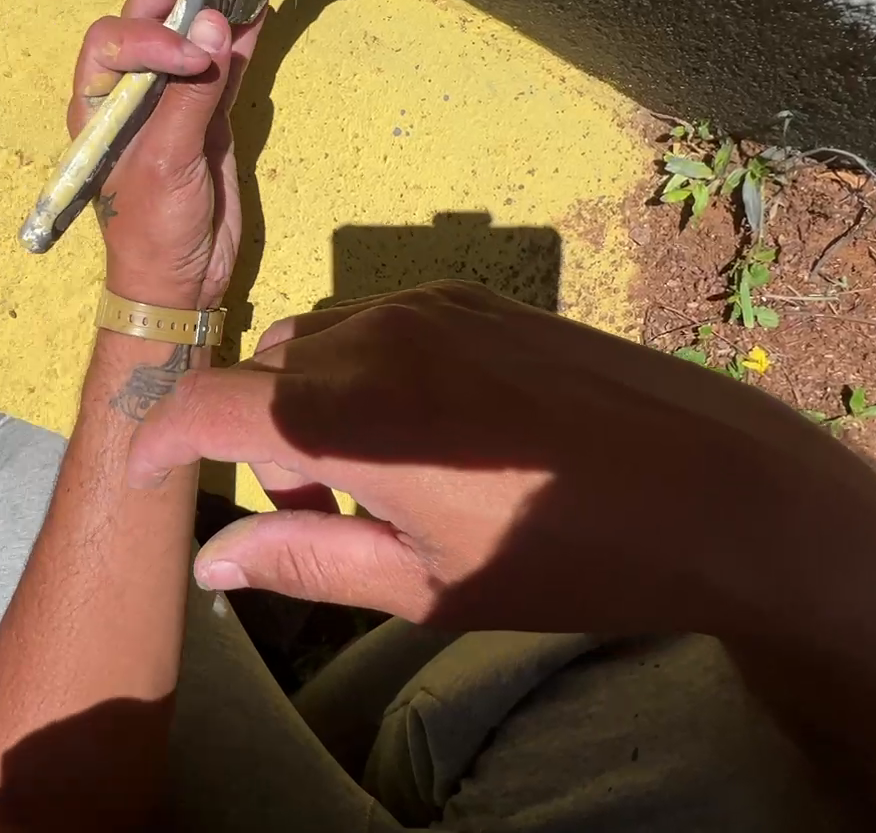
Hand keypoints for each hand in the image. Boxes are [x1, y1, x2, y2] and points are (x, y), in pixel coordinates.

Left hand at [68, 0, 263, 308]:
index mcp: (98, 104)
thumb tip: (215, 25)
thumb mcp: (163, 166)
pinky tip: (260, 5)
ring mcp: (172, 104)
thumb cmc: (152, 231)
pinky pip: (224, 69)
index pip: (115, 40)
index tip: (191, 53)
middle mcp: (131, 95)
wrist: (179, 282)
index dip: (152, 31)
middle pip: (148, 20)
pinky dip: (242, 40)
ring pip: (191, 38)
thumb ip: (187, 96)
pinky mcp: (208, 120)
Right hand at [127, 280, 875, 826]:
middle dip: (261, 442)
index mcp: (349, 416)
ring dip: (307, 403)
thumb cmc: (566, 556)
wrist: (725, 487)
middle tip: (325, 510)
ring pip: (310, 343)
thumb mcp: (424, 583)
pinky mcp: (464, 293)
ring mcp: (420, 305)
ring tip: (380, 467)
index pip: (209, 406)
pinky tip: (427, 421)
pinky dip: (356, 371)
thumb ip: (303, 562)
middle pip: (260, 376)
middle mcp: (369, 338)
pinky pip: (367, 324)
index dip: (162, 434)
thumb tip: (211, 563)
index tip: (149, 466)